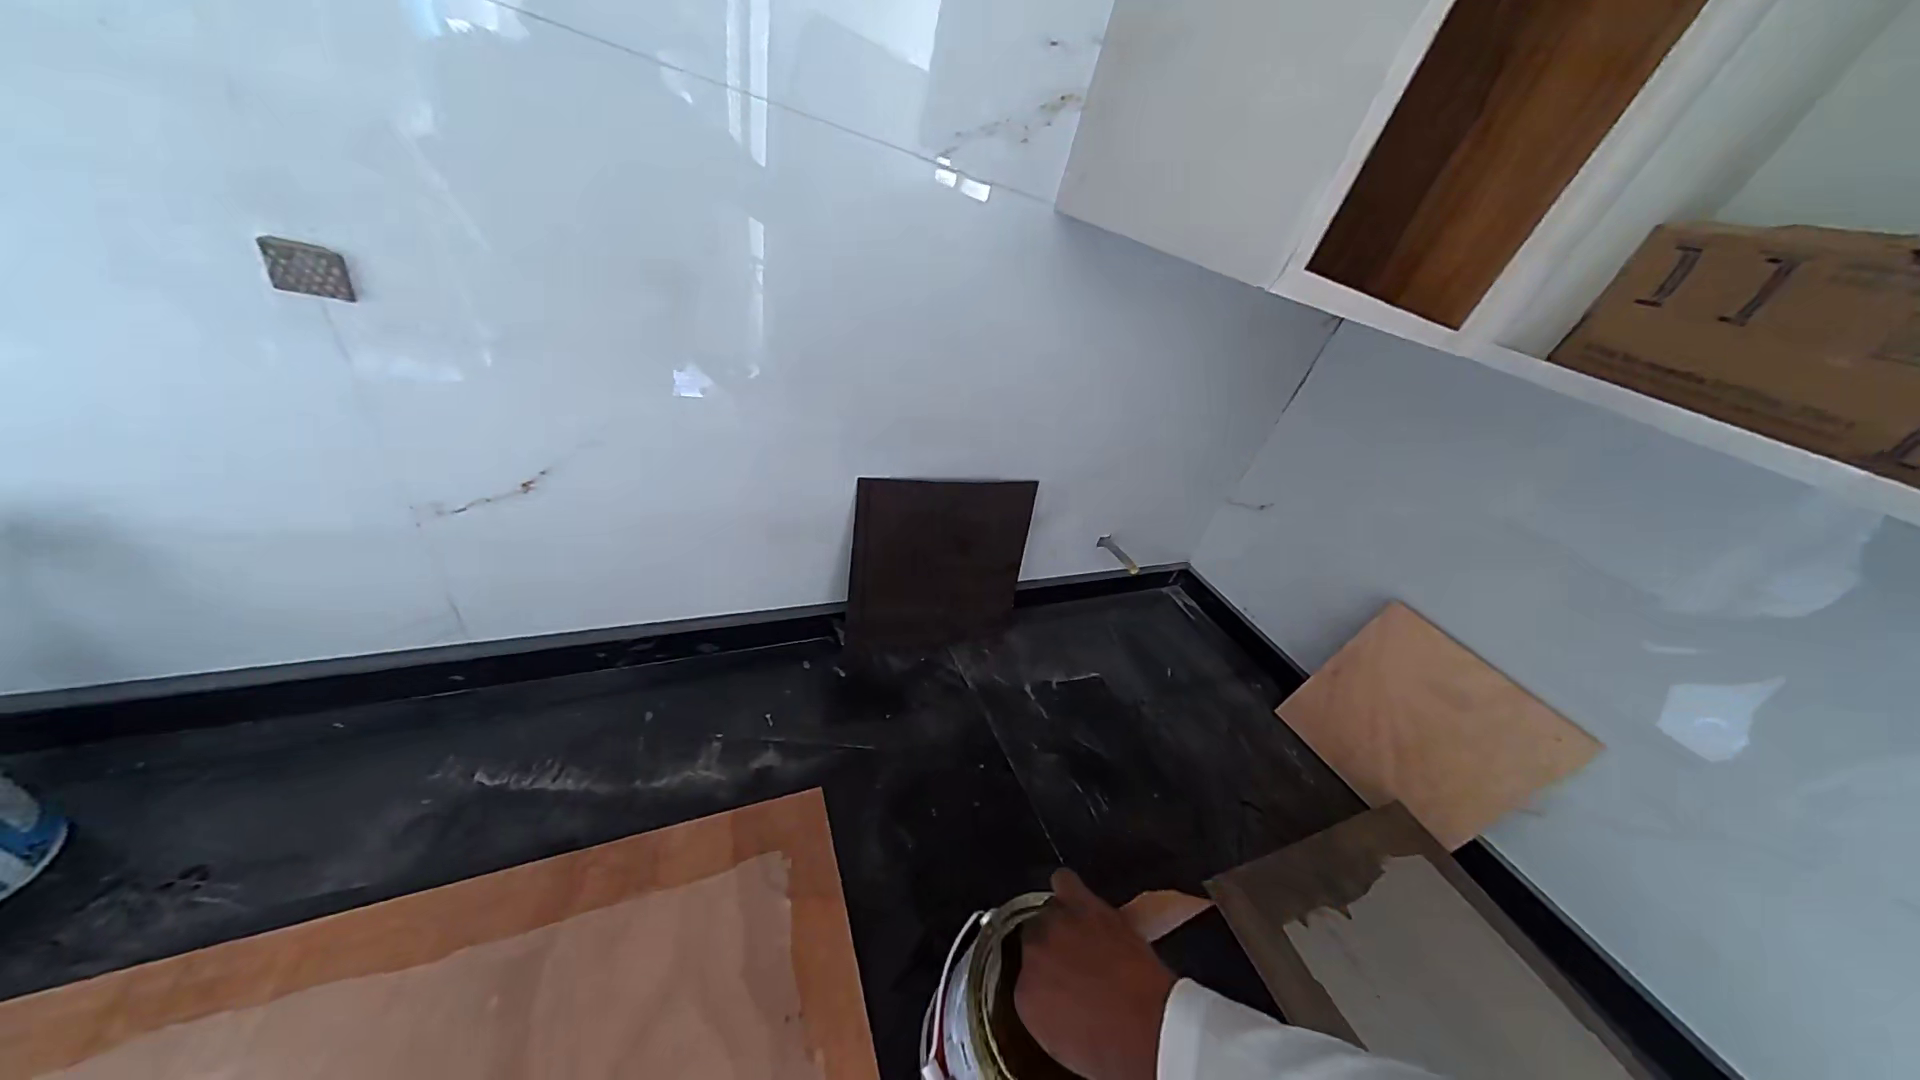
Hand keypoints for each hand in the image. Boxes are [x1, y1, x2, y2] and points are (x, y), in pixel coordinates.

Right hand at [1015, 869, 1177, 1079]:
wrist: (1152, 1028)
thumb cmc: (1114, 1047)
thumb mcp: (1065, 1044)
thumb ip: (1044, 1010)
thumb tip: (1048, 992)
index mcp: (1024, 996)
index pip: (1024, 976)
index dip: (1045, 977)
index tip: (1060, 982)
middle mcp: (1031, 953)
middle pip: (1031, 936)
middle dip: (1049, 946)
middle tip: (1072, 960)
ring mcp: (1054, 925)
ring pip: (1046, 908)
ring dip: (1060, 919)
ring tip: (1078, 932)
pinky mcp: (1081, 903)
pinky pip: (1063, 880)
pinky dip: (1067, 887)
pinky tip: (1076, 898)